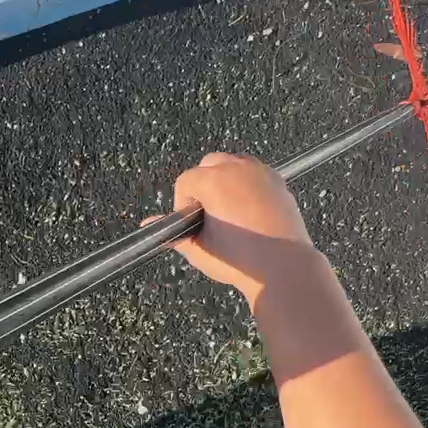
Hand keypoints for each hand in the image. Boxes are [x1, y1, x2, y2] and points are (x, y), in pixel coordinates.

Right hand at [163, 153, 314, 302]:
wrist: (280, 264)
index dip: (182, 203)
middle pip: (209, 163)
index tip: (191, 223)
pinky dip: (245, 185)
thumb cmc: (237, 258)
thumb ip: (171, 231)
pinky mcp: (277, 179)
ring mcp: (260, 171)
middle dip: (203, 185)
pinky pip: (253, 173)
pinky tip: (246, 212)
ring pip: (233, 164)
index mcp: (213, 181)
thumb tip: (147, 223)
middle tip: (207, 215)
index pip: (185, 180)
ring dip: (224, 182)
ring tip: (227, 213)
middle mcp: (237, 168)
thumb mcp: (197, 248)